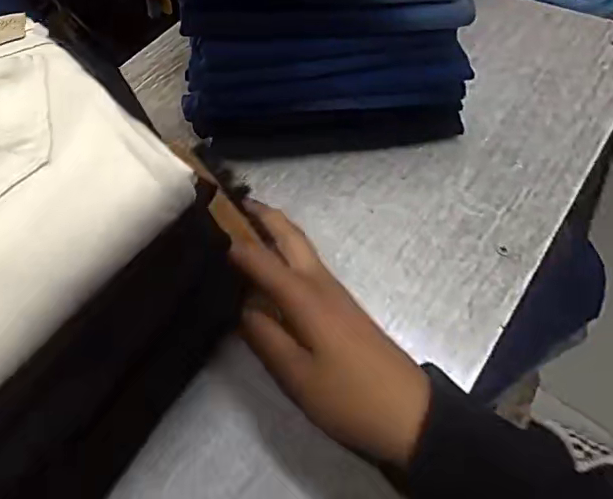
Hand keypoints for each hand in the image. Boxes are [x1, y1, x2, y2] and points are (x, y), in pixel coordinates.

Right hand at [229, 202, 431, 469]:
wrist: (406, 409)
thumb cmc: (348, 395)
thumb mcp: (298, 377)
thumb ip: (266, 338)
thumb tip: (241, 306)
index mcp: (304, 295)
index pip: (262, 259)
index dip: (234, 242)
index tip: (206, 223)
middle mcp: (318, 281)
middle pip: (289, 235)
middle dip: (262, 214)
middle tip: (230, 203)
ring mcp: (332, 289)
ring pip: (300, 244)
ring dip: (274, 227)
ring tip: (245, 222)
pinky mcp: (339, 301)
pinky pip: (306, 260)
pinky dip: (285, 247)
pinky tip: (272, 262)